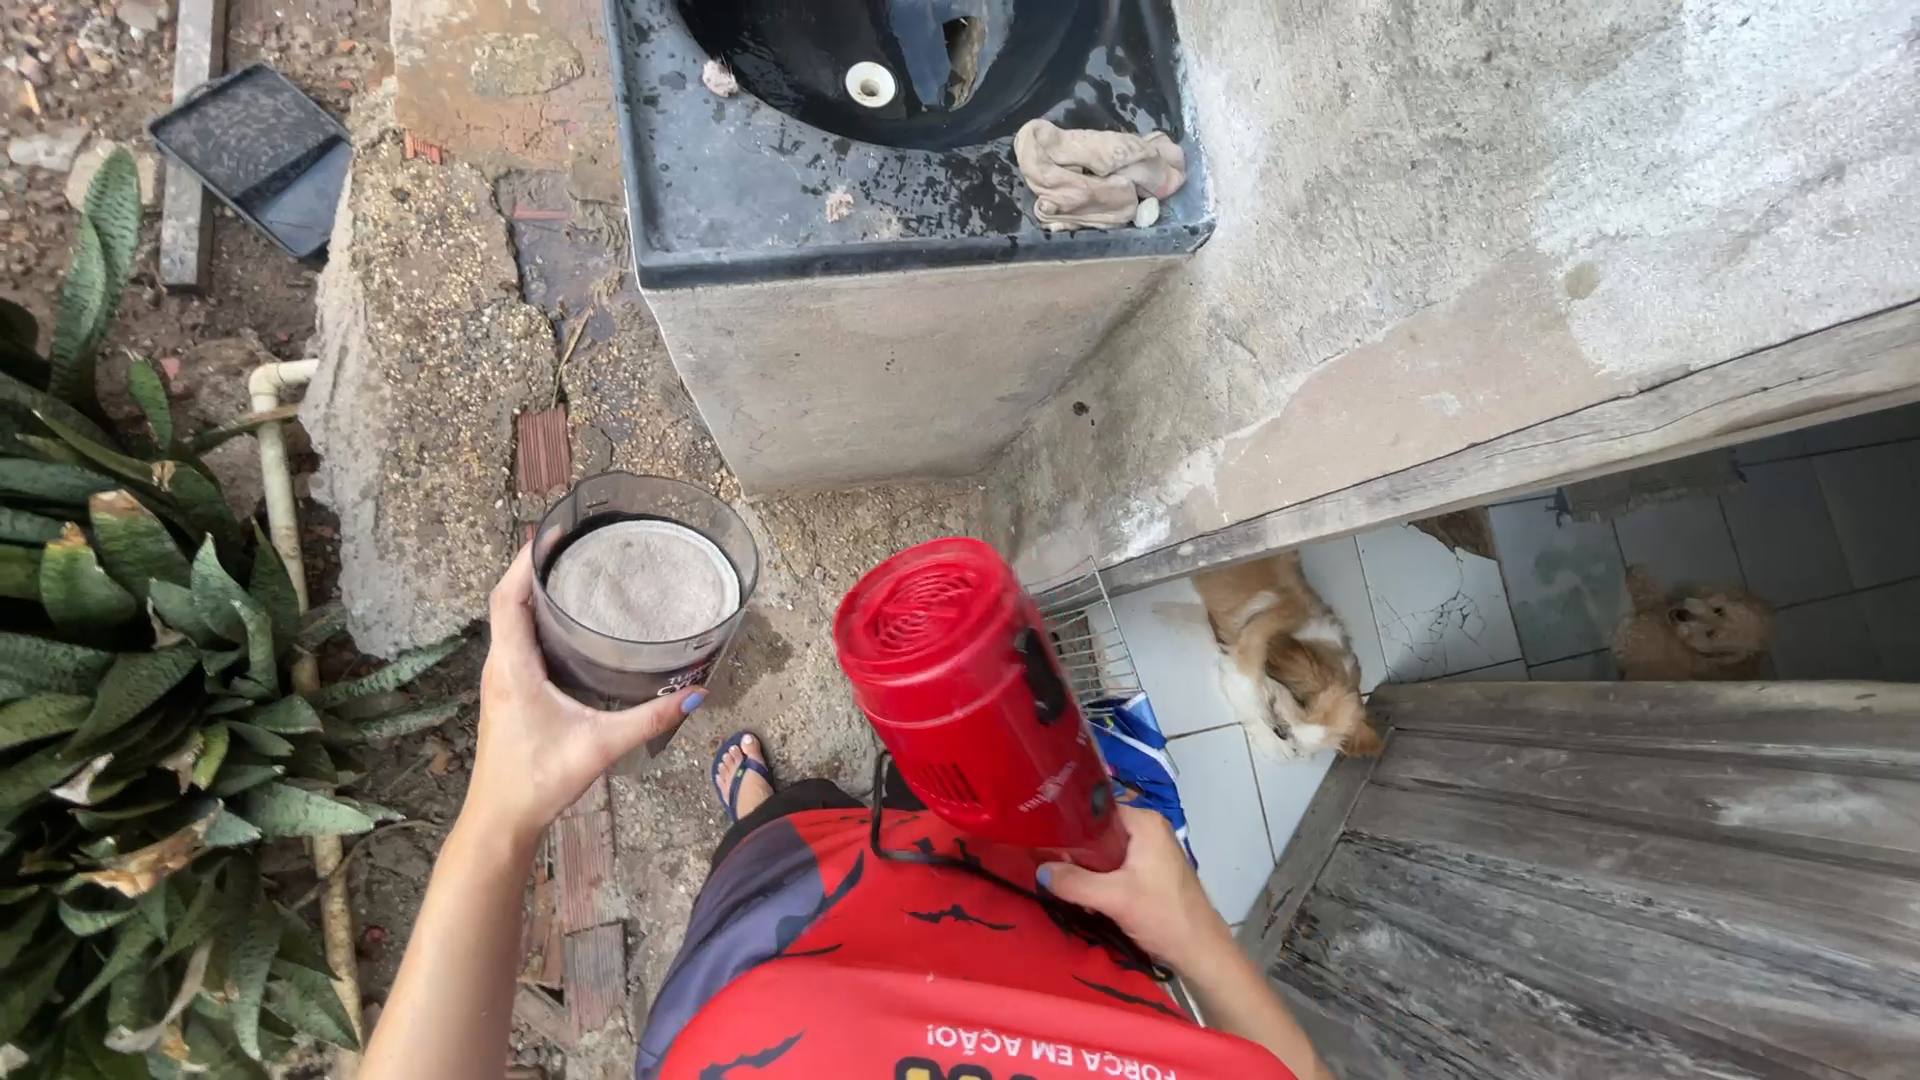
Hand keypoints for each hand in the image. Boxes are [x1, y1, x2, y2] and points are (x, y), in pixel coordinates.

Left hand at [461, 545, 704, 846]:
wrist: (500, 821)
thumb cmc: (539, 781)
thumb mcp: (601, 746)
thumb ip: (649, 718)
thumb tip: (695, 693)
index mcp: (514, 669)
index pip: (507, 600)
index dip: (524, 562)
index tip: (552, 532)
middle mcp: (502, 666)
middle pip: (507, 600)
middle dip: (534, 564)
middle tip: (574, 539)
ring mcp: (503, 678)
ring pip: (511, 618)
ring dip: (533, 587)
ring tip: (574, 566)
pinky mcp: (511, 689)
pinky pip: (518, 636)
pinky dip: (537, 613)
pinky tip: (569, 615)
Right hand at [1038, 805, 1228, 972]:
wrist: (1203, 955)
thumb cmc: (1164, 917)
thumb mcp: (1114, 899)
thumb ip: (1075, 883)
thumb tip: (1040, 870)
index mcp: (1144, 822)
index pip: (1097, 808)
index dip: (1071, 821)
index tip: (1046, 836)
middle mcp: (1150, 828)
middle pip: (1101, 829)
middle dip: (1077, 848)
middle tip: (1051, 861)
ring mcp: (1153, 850)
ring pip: (1108, 849)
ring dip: (1089, 865)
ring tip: (1064, 878)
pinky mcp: (1153, 870)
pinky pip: (1118, 864)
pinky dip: (1102, 875)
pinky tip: (1086, 892)